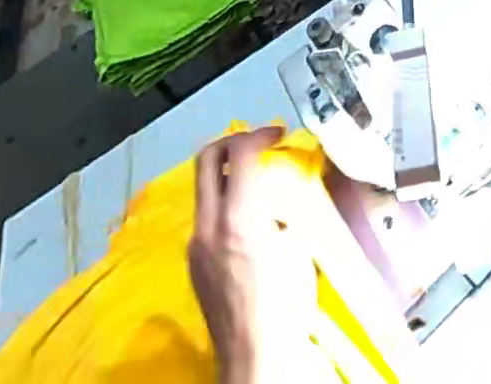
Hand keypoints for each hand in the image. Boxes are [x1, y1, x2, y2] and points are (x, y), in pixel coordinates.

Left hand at [189, 127, 307, 383]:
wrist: (255, 357)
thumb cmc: (286, 304)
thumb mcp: (297, 245)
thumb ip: (283, 208)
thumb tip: (281, 190)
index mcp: (238, 219)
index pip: (239, 153)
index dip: (261, 134)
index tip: (278, 134)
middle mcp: (208, 226)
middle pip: (207, 159)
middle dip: (234, 141)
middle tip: (260, 142)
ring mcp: (195, 245)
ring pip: (205, 187)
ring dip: (229, 171)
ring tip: (259, 177)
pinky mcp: (194, 261)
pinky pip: (206, 213)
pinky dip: (226, 199)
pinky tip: (251, 214)